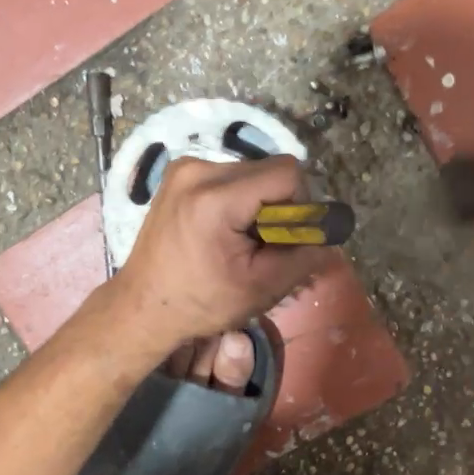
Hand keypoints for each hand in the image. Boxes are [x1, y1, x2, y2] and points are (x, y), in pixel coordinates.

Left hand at [111, 156, 333, 349]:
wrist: (142, 306)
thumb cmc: (199, 303)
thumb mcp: (261, 288)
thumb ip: (303, 257)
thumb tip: (331, 237)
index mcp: (216, 196)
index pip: (287, 173)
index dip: (300, 205)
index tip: (286, 239)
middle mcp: (197, 169)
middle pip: (268, 171)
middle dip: (277, 207)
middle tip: (263, 247)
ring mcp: (183, 168)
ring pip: (250, 174)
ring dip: (257, 205)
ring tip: (240, 243)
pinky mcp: (178, 174)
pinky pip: (228, 177)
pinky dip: (237, 202)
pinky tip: (223, 234)